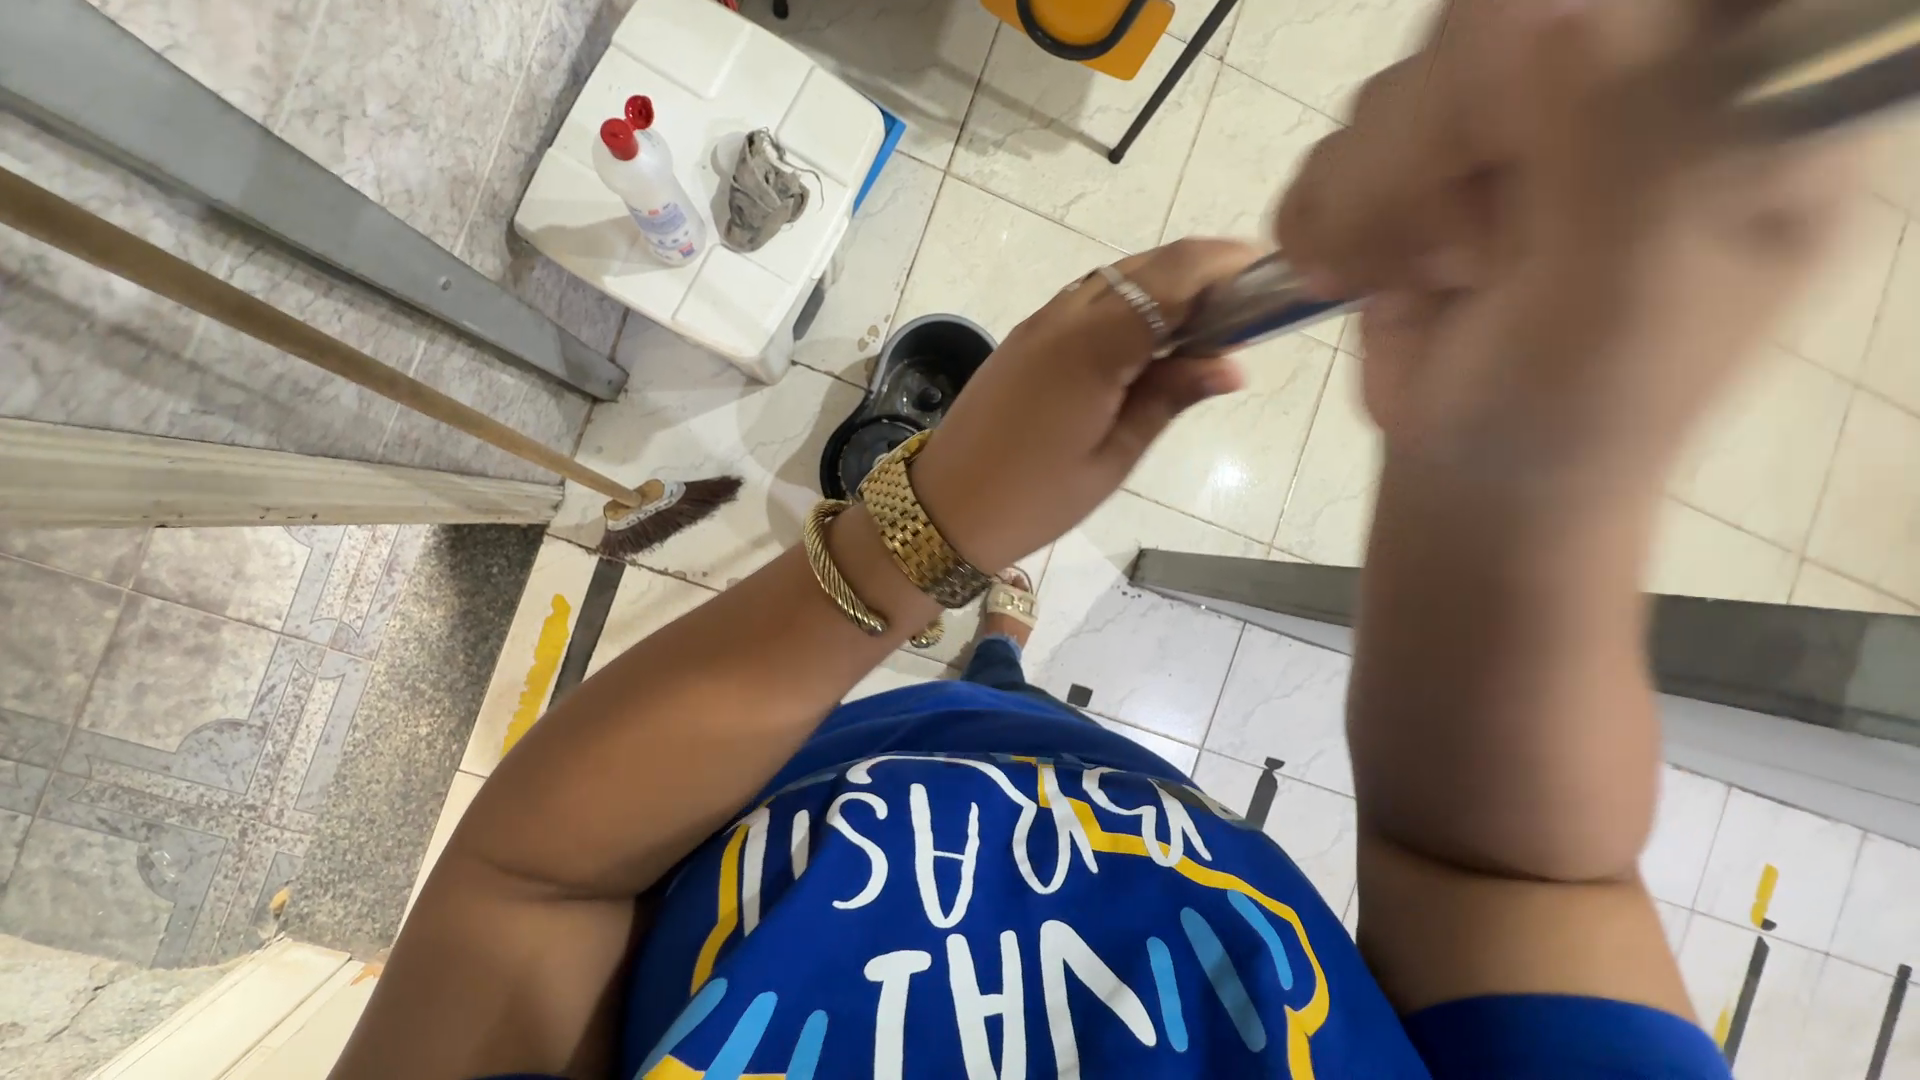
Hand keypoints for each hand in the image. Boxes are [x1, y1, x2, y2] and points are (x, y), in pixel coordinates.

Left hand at [908, 239, 1262, 571]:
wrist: (942, 509)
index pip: (1174, 278)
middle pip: (1146, 266)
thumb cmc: (1034, 500)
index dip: (1226, 267)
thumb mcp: (1113, 458)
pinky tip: (1149, 335)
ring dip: (1163, 284)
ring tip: (1206, 321)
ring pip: (1114, 278)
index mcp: (1093, 347)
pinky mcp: (1024, 337)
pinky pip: (1087, 300)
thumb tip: (1231, 364)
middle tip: (1246, 304)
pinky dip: (1127, 302)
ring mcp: (1039, 323)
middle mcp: (1064, 317)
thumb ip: (1169, 398)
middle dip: (1202, 270)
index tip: (1269, 277)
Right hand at [1276, 0, 1853, 490]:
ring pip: (1390, 93)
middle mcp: (1617, 86)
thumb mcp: (1623, 296)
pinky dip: (1319, 227)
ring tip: (1421, 287)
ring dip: (1373, 212)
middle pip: (1484, 25)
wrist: (1474, 480)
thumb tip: (1544, 10)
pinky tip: (1357, 276)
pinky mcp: (1413, 175)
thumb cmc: (1568, 415)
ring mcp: (1503, 129)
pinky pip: (1329, 151)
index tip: (1526, 173)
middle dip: (1435, 160)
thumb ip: (1615, 151)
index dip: (1553, 57)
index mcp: (1733, 91)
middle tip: (1466, 262)